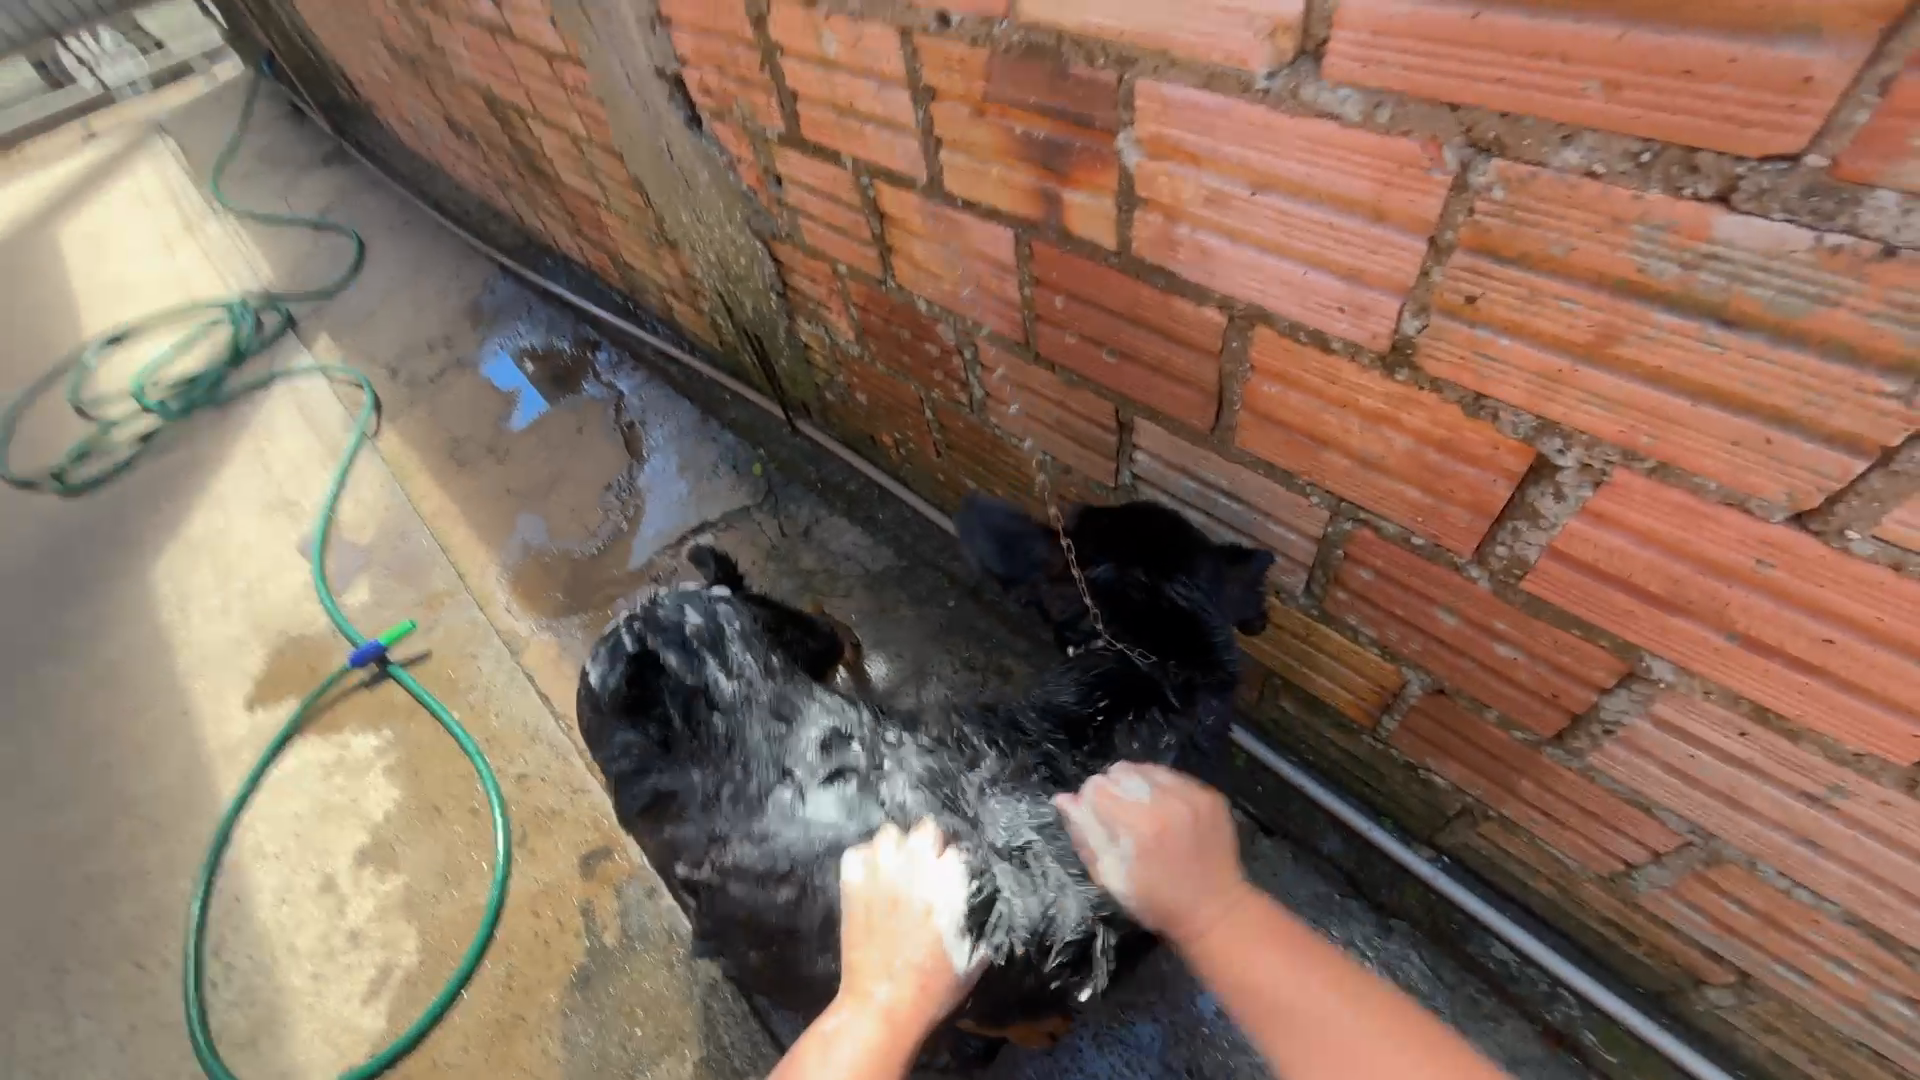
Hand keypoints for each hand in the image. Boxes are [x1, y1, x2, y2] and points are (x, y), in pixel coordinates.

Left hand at [834, 819, 984, 1036]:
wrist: (882, 1006)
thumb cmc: (934, 988)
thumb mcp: (974, 958)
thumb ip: (984, 923)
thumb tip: (991, 906)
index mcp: (949, 883)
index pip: (957, 849)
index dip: (956, 863)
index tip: (952, 876)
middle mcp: (915, 867)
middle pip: (926, 828)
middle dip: (929, 844)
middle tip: (926, 867)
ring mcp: (881, 872)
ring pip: (889, 833)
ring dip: (896, 847)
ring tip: (897, 867)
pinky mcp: (852, 882)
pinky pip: (857, 851)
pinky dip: (865, 860)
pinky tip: (872, 876)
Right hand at [1053, 762, 1254, 947]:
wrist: (1217, 912)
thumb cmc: (1156, 901)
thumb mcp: (1110, 876)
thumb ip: (1085, 834)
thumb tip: (1064, 799)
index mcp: (1138, 825)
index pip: (1096, 786)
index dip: (1091, 803)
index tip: (1099, 822)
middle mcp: (1167, 801)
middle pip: (1120, 770)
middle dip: (1113, 790)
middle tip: (1121, 818)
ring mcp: (1193, 795)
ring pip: (1146, 767)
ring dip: (1137, 785)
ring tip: (1144, 813)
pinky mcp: (1211, 795)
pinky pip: (1173, 776)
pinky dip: (1163, 789)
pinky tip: (1167, 813)